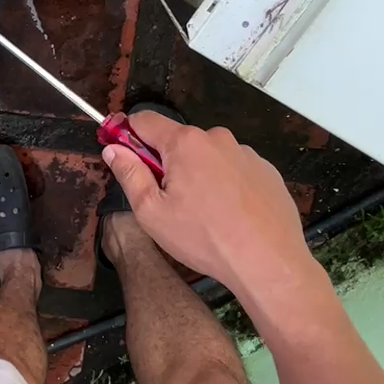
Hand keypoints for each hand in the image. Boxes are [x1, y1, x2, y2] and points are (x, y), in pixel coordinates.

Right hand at [103, 112, 314, 293]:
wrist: (269, 262)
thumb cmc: (204, 238)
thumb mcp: (152, 212)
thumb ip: (129, 175)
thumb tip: (113, 150)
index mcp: (185, 143)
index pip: (144, 120)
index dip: (127, 135)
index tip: (124, 155)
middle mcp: (217, 138)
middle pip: (178, 140)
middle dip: (167, 163)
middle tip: (169, 201)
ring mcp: (245, 153)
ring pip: (207, 156)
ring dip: (198, 174)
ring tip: (205, 214)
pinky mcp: (266, 170)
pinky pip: (234, 169)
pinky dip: (226, 184)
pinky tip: (230, 214)